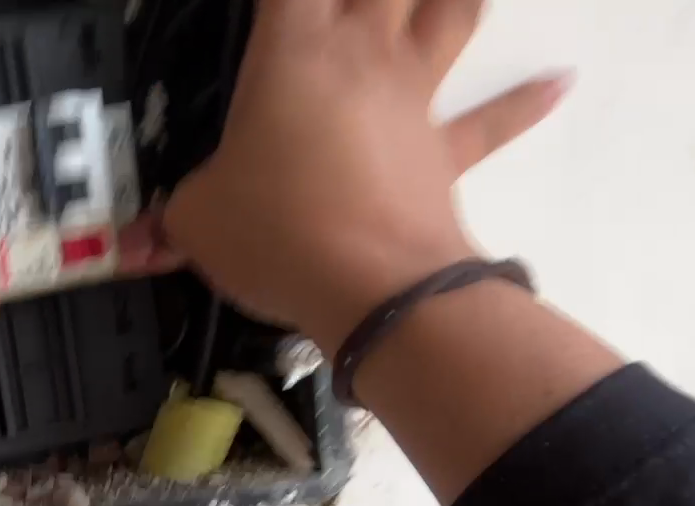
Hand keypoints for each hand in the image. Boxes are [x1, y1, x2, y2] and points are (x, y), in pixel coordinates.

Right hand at [162, 0, 568, 348]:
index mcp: (292, 56)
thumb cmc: (274, 235)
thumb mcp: (195, 225)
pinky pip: (492, 121)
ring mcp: (413, 98)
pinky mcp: (444, 151)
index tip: (270, 4)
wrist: (370, 289)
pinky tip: (562, 82)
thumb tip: (133, 241)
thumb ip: (166, 219)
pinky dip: (523, 102)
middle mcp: (361, 54)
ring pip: (450, 9)